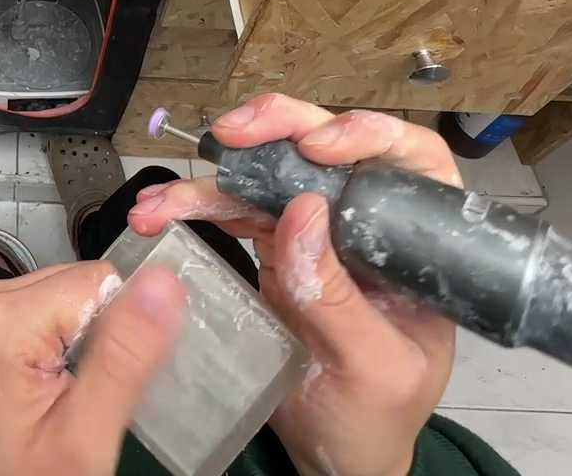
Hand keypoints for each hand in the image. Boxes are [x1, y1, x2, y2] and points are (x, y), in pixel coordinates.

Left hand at [0, 260, 185, 475]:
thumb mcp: (82, 436)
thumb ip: (124, 356)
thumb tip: (163, 282)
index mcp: (6, 313)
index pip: (101, 279)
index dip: (121, 331)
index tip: (110, 383)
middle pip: (81, 285)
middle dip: (99, 338)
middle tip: (87, 401)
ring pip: (67, 298)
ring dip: (81, 343)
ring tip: (66, 401)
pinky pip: (45, 313)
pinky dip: (60, 347)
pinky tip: (51, 392)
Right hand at [127, 95, 461, 475]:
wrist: (331, 450)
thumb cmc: (376, 415)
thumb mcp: (374, 368)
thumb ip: (338, 297)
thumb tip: (302, 211)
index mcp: (413, 241)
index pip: (408, 160)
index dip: (365, 134)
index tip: (316, 147)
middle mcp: (363, 219)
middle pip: (324, 146)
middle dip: (275, 128)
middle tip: (230, 132)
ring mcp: (313, 227)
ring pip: (264, 173)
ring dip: (209, 179)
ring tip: (160, 199)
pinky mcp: (272, 241)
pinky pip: (231, 209)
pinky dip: (191, 206)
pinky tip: (158, 209)